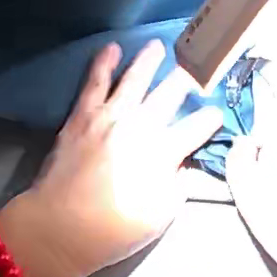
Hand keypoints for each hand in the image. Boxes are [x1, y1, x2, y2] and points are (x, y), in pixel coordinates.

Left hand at [0, 40, 223, 276]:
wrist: (59, 227)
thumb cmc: (113, 229)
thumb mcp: (160, 217)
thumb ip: (178, 186)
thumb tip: (185, 166)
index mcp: (162, 153)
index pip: (195, 129)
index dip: (209, 120)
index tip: (216, 114)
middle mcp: (139, 127)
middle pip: (168, 96)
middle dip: (186, 80)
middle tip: (196, 69)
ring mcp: (109, 117)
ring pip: (134, 80)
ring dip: (148, 61)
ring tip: (158, 46)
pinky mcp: (82, 116)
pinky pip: (95, 83)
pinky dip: (103, 64)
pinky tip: (111, 49)